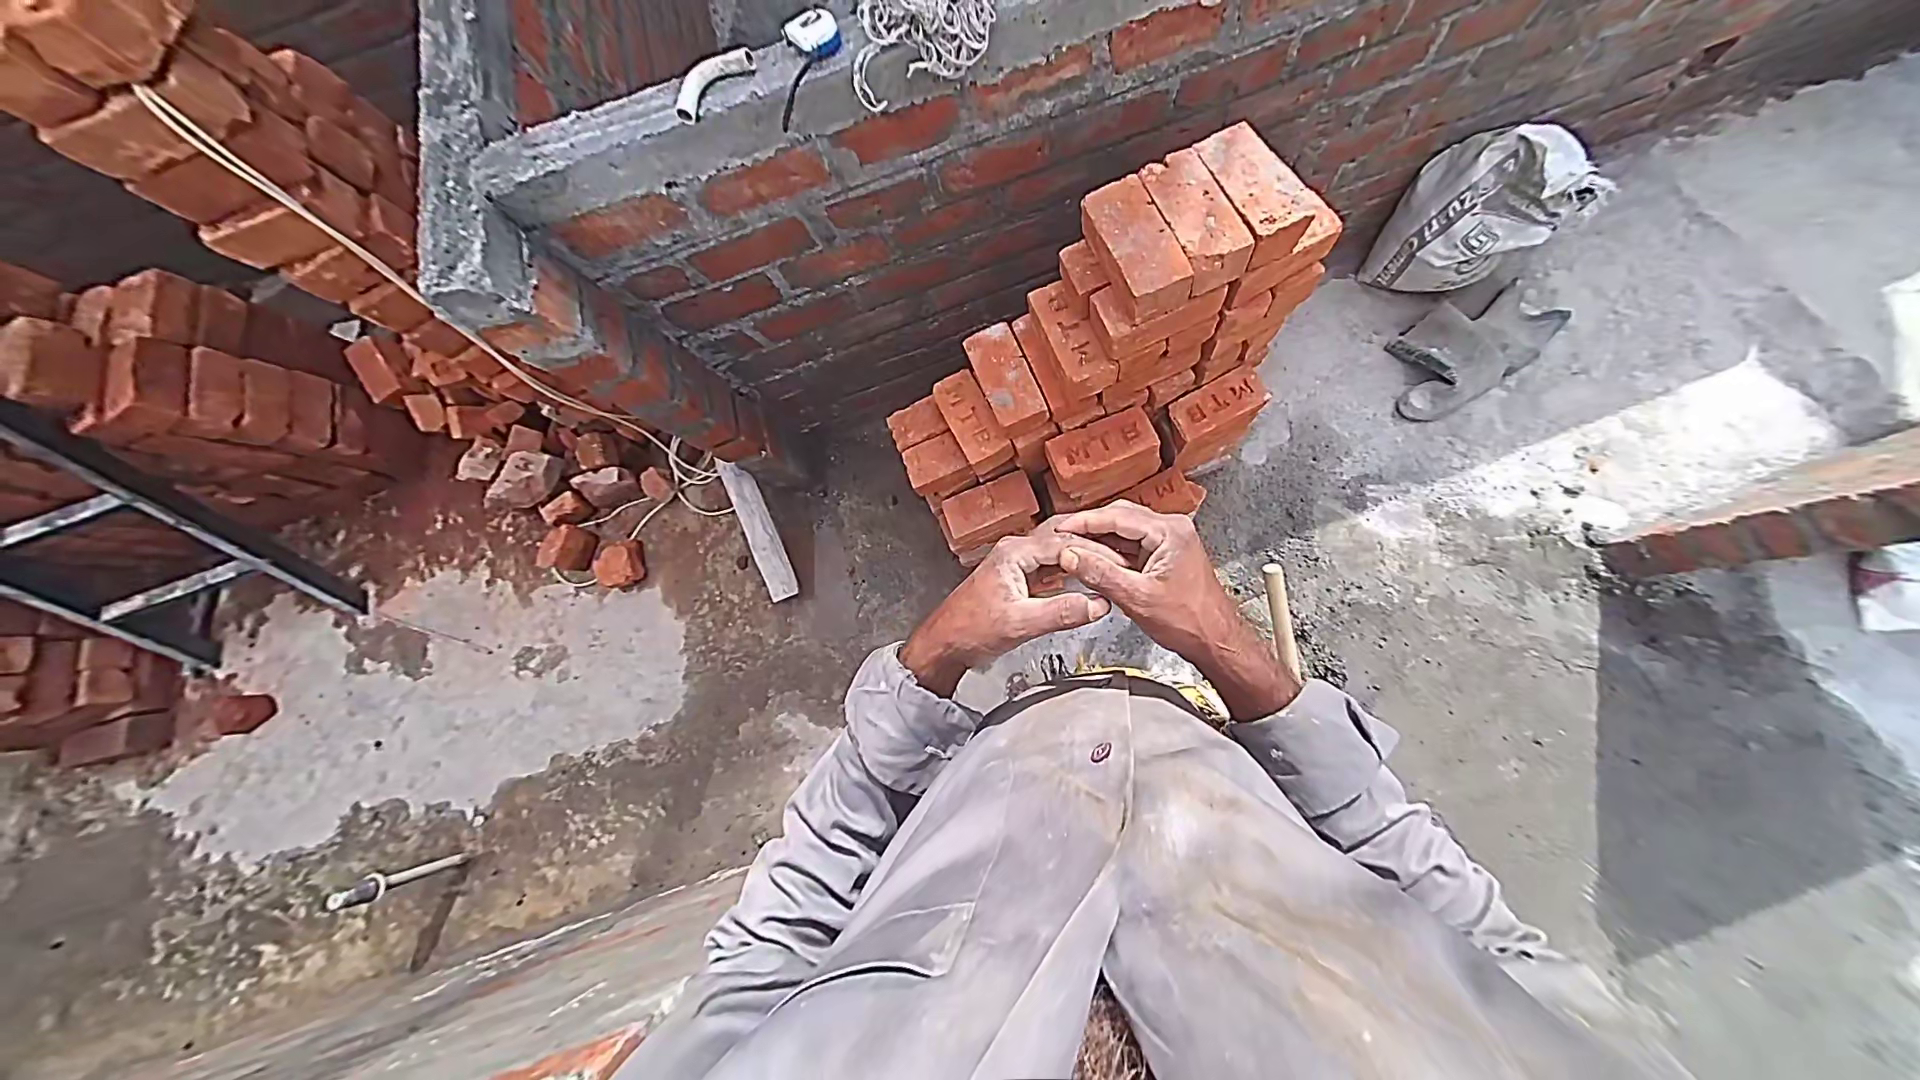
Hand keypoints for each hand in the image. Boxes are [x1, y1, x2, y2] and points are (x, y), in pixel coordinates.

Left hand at [900, 529, 1118, 696]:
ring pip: (1055, 551)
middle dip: (1091, 546)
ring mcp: (1014, 563)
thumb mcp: (1020, 624)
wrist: (945, 643)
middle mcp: (1014, 551)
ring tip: (1108, 565)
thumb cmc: (969, 630)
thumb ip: (1060, 612)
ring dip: (1081, 557)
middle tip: (1120, 557)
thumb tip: (1097, 604)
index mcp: (1013, 553)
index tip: (1119, 562)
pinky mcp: (1016, 578)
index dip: (1095, 552)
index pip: (1064, 542)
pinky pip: (1048, 566)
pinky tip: (1084, 579)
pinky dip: (1069, 570)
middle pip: (1061, 538)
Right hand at [1052, 501, 1301, 719]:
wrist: (1215, 640)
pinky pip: (1131, 545)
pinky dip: (1110, 551)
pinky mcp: (1163, 555)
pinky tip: (1093, 560)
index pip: (1116, 516)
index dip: (1083, 521)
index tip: (1060, 527)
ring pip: (1123, 531)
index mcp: (1170, 532)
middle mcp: (1172, 530)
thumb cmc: (1191, 621)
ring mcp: (1168, 541)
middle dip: (1088, 527)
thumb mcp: (1137, 597)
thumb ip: (1100, 574)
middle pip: (1119, 518)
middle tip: (1060, 535)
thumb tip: (1071, 556)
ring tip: (1071, 547)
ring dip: (1097, 540)